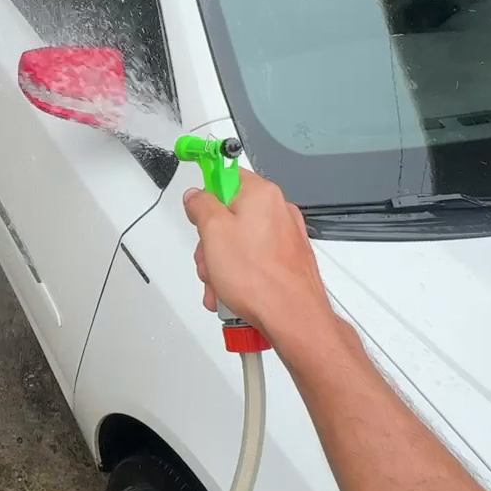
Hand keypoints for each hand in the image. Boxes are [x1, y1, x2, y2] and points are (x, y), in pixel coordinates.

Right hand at [183, 170, 335, 339]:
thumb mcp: (213, 233)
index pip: (226, 172)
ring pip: (238, 238)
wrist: (293, 318)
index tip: (196, 192)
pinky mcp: (287, 258)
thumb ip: (201, 205)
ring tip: (219, 282)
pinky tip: (230, 291)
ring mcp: (284, 235)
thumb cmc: (260, 279)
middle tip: (207, 256)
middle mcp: (277, 210)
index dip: (206, 185)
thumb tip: (196, 196)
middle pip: (228, 211)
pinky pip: (253, 257)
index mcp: (261, 194)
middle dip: (210, 237)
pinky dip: (238, 271)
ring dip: (221, 260)